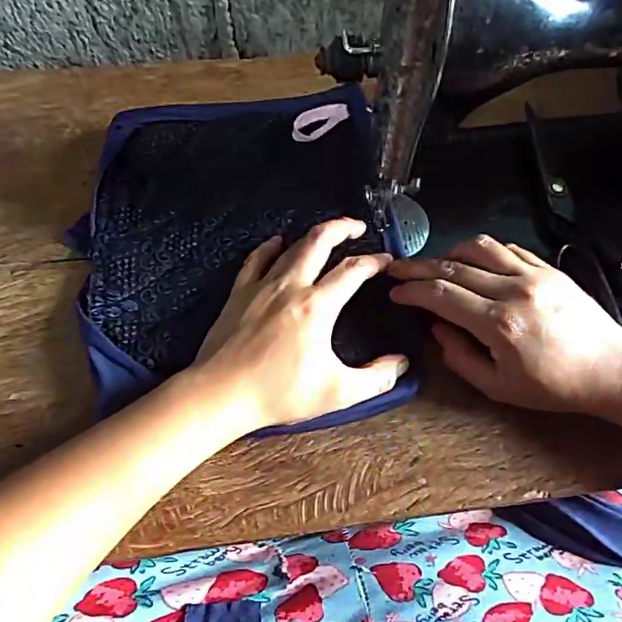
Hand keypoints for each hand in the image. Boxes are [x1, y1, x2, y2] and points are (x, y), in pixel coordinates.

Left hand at [188, 218, 410, 431]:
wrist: (221, 394)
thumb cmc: (278, 393)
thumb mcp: (338, 392)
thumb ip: (376, 379)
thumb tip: (400, 364)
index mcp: (317, 306)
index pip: (352, 271)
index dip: (374, 261)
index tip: (386, 261)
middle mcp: (289, 287)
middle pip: (319, 242)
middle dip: (342, 228)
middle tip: (357, 227)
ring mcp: (260, 288)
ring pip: (290, 248)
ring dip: (311, 236)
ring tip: (325, 234)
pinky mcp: (238, 295)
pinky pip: (255, 260)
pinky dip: (269, 247)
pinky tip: (276, 243)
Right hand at [388, 235, 621, 416]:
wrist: (614, 370)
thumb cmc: (555, 387)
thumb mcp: (498, 387)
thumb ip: (460, 358)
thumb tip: (437, 329)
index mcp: (498, 323)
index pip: (441, 295)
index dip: (411, 291)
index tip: (394, 292)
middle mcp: (514, 291)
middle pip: (452, 266)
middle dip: (418, 267)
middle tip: (397, 269)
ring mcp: (535, 275)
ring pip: (479, 247)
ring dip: (449, 252)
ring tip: (435, 264)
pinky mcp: (550, 269)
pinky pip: (507, 249)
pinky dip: (482, 251)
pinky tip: (473, 263)